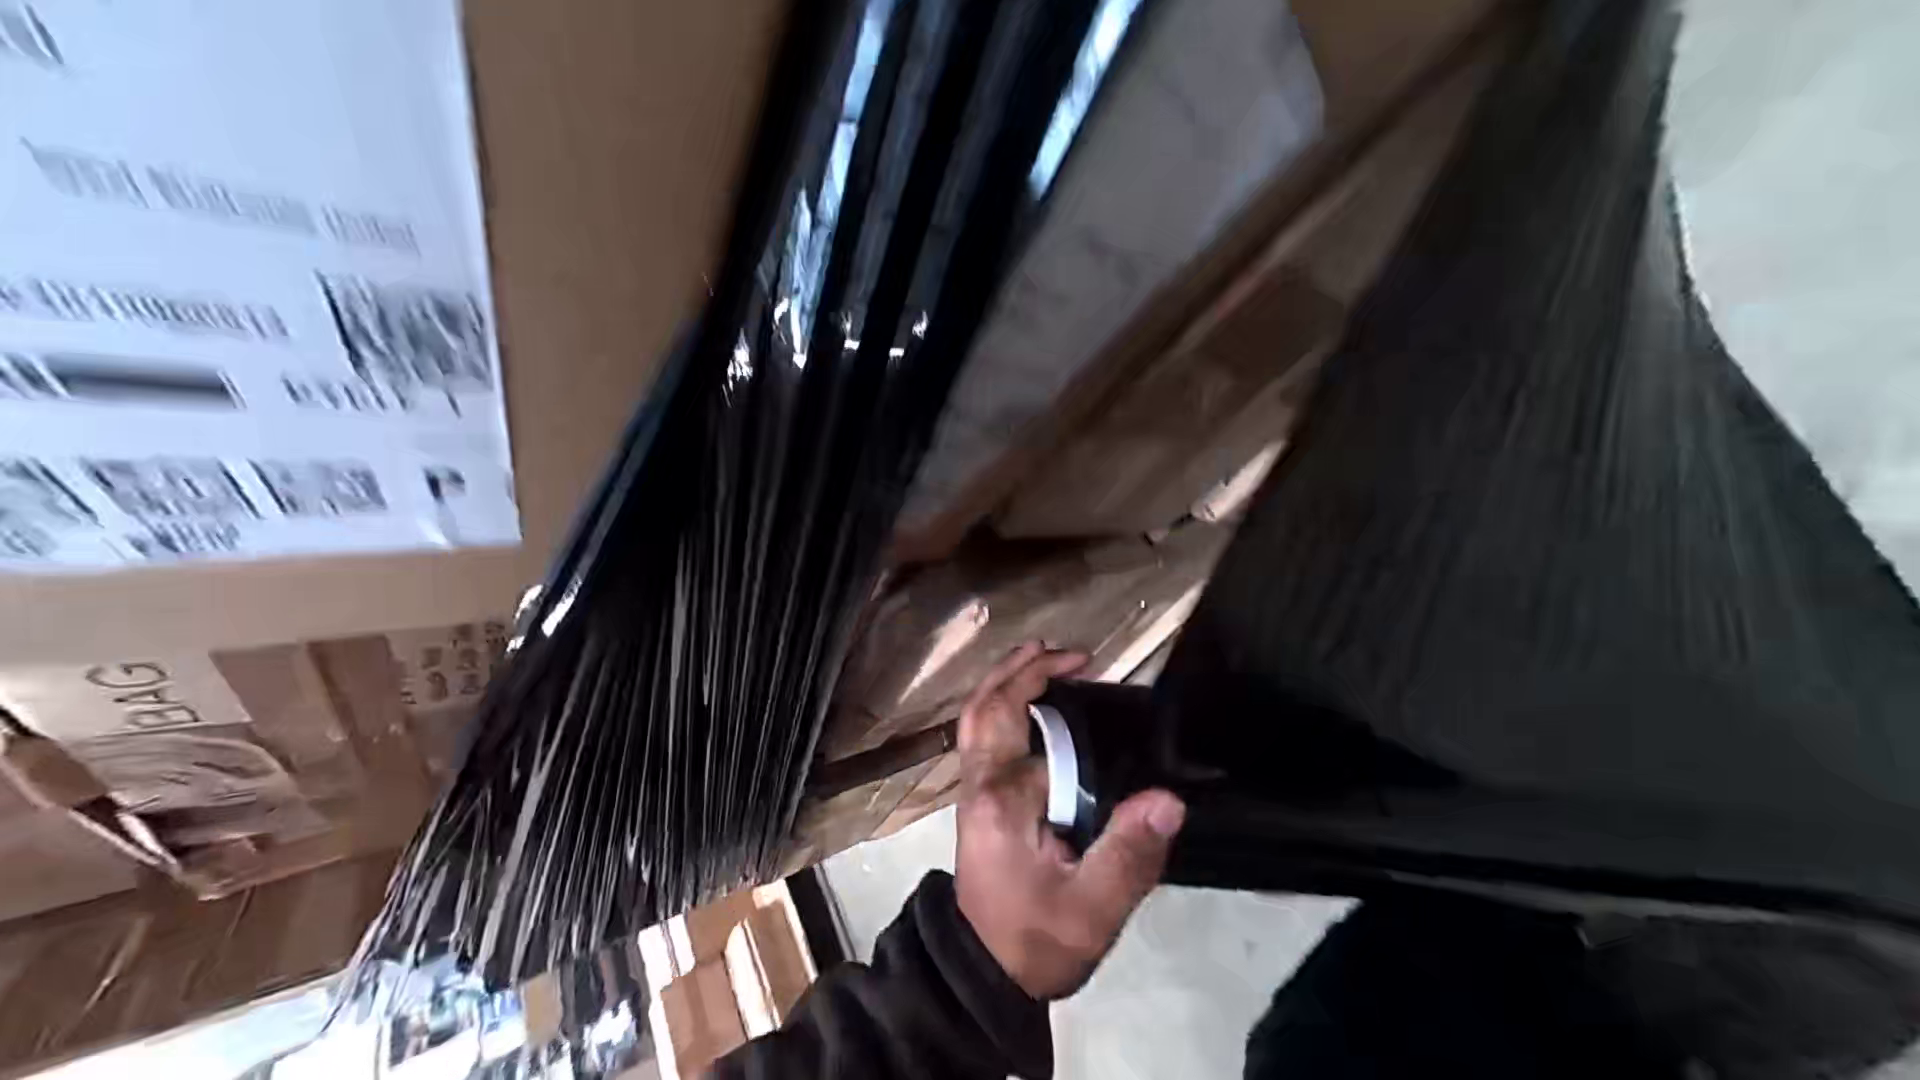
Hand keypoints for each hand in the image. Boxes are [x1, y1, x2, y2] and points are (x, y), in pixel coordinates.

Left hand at [952, 641, 1185, 999]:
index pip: (1019, 723)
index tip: (1088, 667)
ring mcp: (974, 791)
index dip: (1045, 684)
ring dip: (1005, 681)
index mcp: (1002, 795)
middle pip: (984, 705)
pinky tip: (1032, 707)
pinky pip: (983, 737)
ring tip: (1044, 659)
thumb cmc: (1036, 939)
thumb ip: (1128, 854)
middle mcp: (979, 782)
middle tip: (1065, 651)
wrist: (984, 974)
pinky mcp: (980, 802)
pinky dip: (1002, 707)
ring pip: (977, 718)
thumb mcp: (1091, 908)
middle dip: (1019, 667)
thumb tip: (1168, 799)